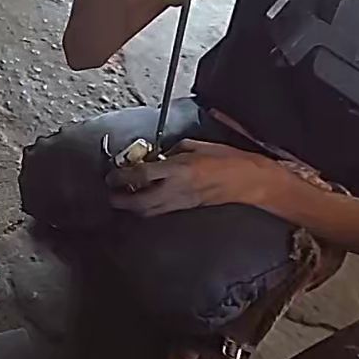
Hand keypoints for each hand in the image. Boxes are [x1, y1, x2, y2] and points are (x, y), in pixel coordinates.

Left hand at [106, 139, 284, 216]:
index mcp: (178, 169)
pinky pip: (160, 212)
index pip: (141, 175)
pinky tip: (142, 202)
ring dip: (132, 208)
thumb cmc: (225, 158)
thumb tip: (157, 157)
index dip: (122, 177)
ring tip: (122, 199)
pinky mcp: (185, 209)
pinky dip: (147, 208)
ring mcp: (181, 202)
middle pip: (140, 202)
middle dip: (121, 201)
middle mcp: (176, 189)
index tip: (111, 176)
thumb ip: (172, 151)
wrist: (247, 180)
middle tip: (110, 195)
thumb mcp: (195, 146)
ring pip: (148, 212)